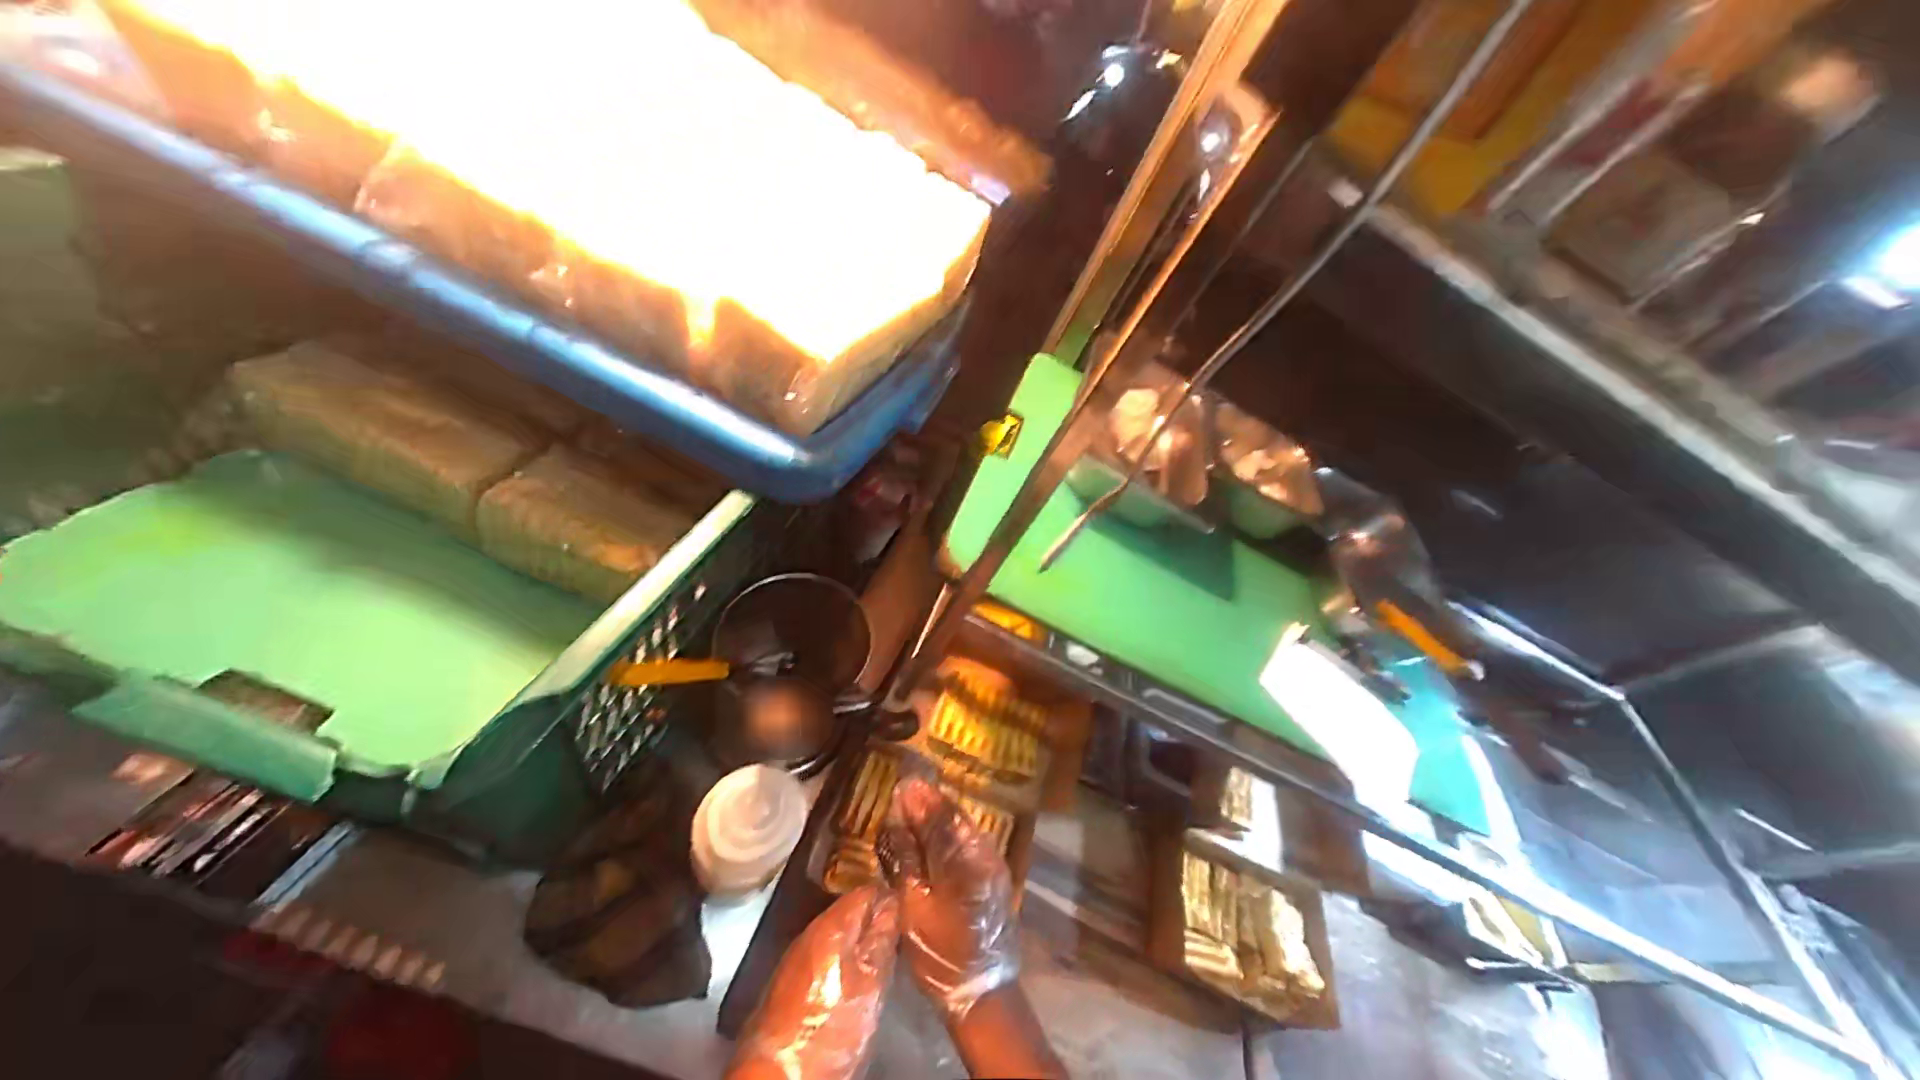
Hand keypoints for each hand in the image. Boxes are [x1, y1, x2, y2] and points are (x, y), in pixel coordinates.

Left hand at [727, 886, 899, 1079]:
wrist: (776, 1076)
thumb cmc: (827, 1028)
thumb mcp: (868, 985)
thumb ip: (881, 940)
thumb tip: (892, 903)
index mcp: (831, 925)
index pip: (866, 892)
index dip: (889, 898)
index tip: (908, 911)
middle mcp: (809, 931)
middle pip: (849, 911)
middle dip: (874, 920)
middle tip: (898, 937)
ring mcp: (796, 955)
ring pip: (836, 934)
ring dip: (857, 941)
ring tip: (880, 957)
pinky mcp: (788, 980)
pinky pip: (823, 954)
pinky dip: (840, 960)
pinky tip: (852, 978)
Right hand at [877, 776, 1019, 1022]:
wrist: (984, 992)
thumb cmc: (941, 952)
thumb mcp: (913, 908)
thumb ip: (907, 861)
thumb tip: (899, 822)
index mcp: (962, 861)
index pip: (939, 818)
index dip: (920, 800)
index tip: (903, 784)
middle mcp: (983, 855)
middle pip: (955, 818)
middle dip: (931, 804)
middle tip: (908, 791)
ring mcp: (994, 865)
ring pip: (965, 829)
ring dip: (942, 817)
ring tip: (918, 809)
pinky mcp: (997, 877)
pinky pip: (972, 843)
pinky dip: (952, 834)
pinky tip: (937, 835)